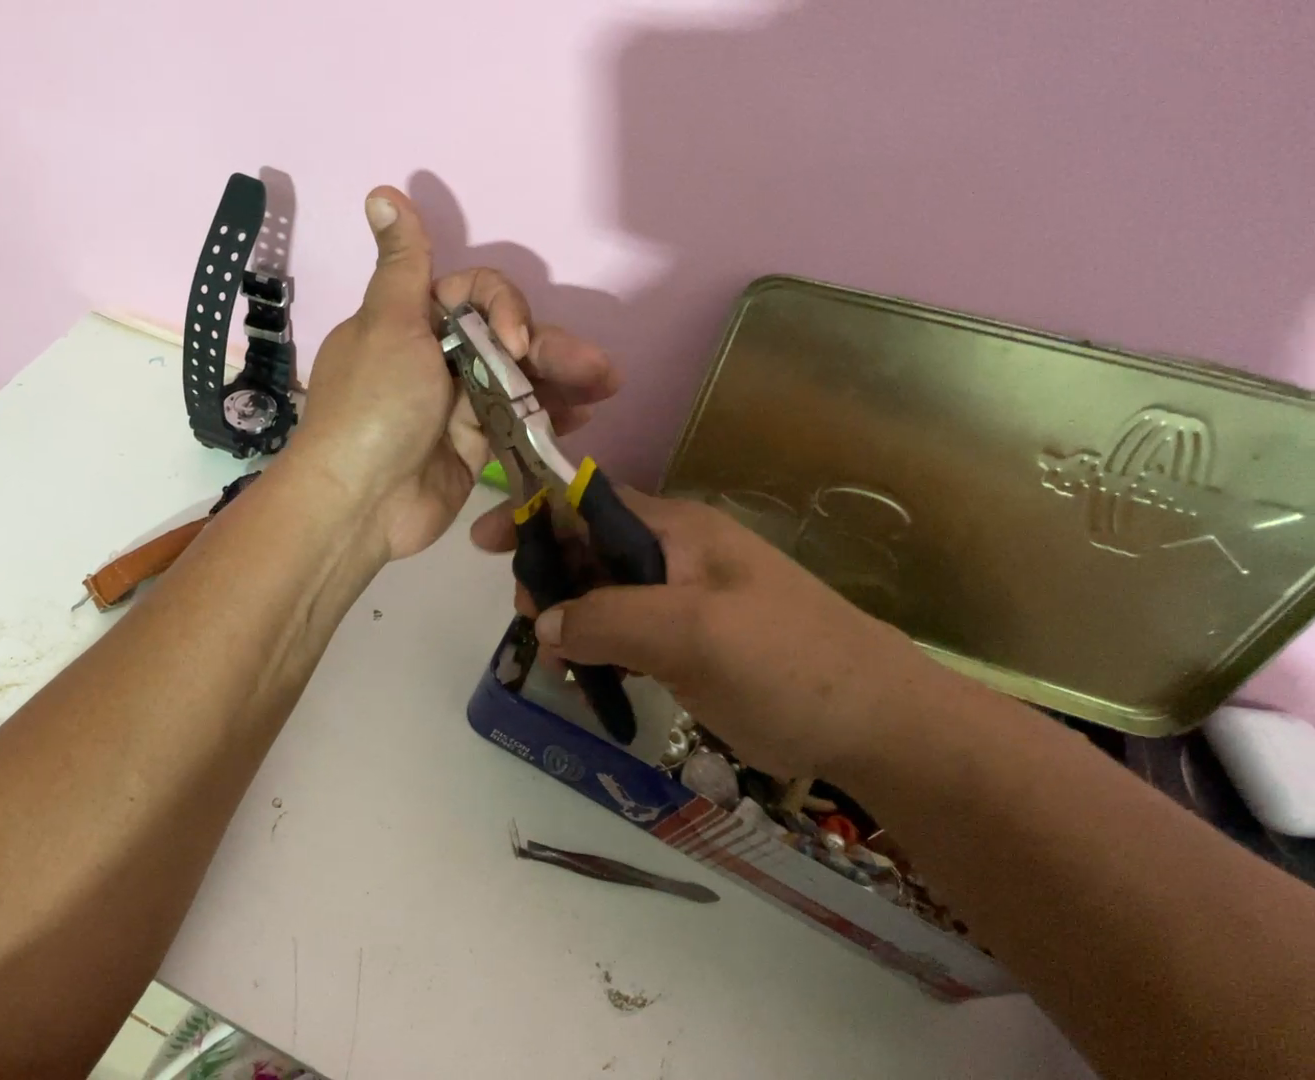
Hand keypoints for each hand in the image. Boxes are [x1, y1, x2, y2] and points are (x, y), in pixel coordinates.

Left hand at [285, 187, 616, 560]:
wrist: (361, 501)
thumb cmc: (374, 407)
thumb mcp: (387, 324)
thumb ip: (402, 263)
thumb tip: (381, 192)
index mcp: (409, 321)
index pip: (474, 293)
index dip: (504, 308)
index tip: (512, 342)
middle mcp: (433, 357)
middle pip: (506, 337)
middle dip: (551, 347)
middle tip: (597, 370)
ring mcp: (454, 404)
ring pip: (519, 378)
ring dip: (563, 380)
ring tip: (604, 389)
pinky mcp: (472, 445)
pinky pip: (518, 420)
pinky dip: (548, 416)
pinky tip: (580, 417)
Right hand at [471, 489, 962, 782]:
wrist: (877, 726)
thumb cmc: (786, 663)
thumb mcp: (691, 632)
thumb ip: (606, 619)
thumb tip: (542, 622)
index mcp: (676, 530)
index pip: (587, 500)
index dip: (534, 512)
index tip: (485, 542)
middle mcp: (674, 556)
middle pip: (587, 547)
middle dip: (546, 574)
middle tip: (526, 619)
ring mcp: (682, 601)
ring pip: (601, 594)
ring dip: (567, 616)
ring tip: (553, 656)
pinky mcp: (688, 644)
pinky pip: (622, 632)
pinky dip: (594, 646)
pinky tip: (583, 674)